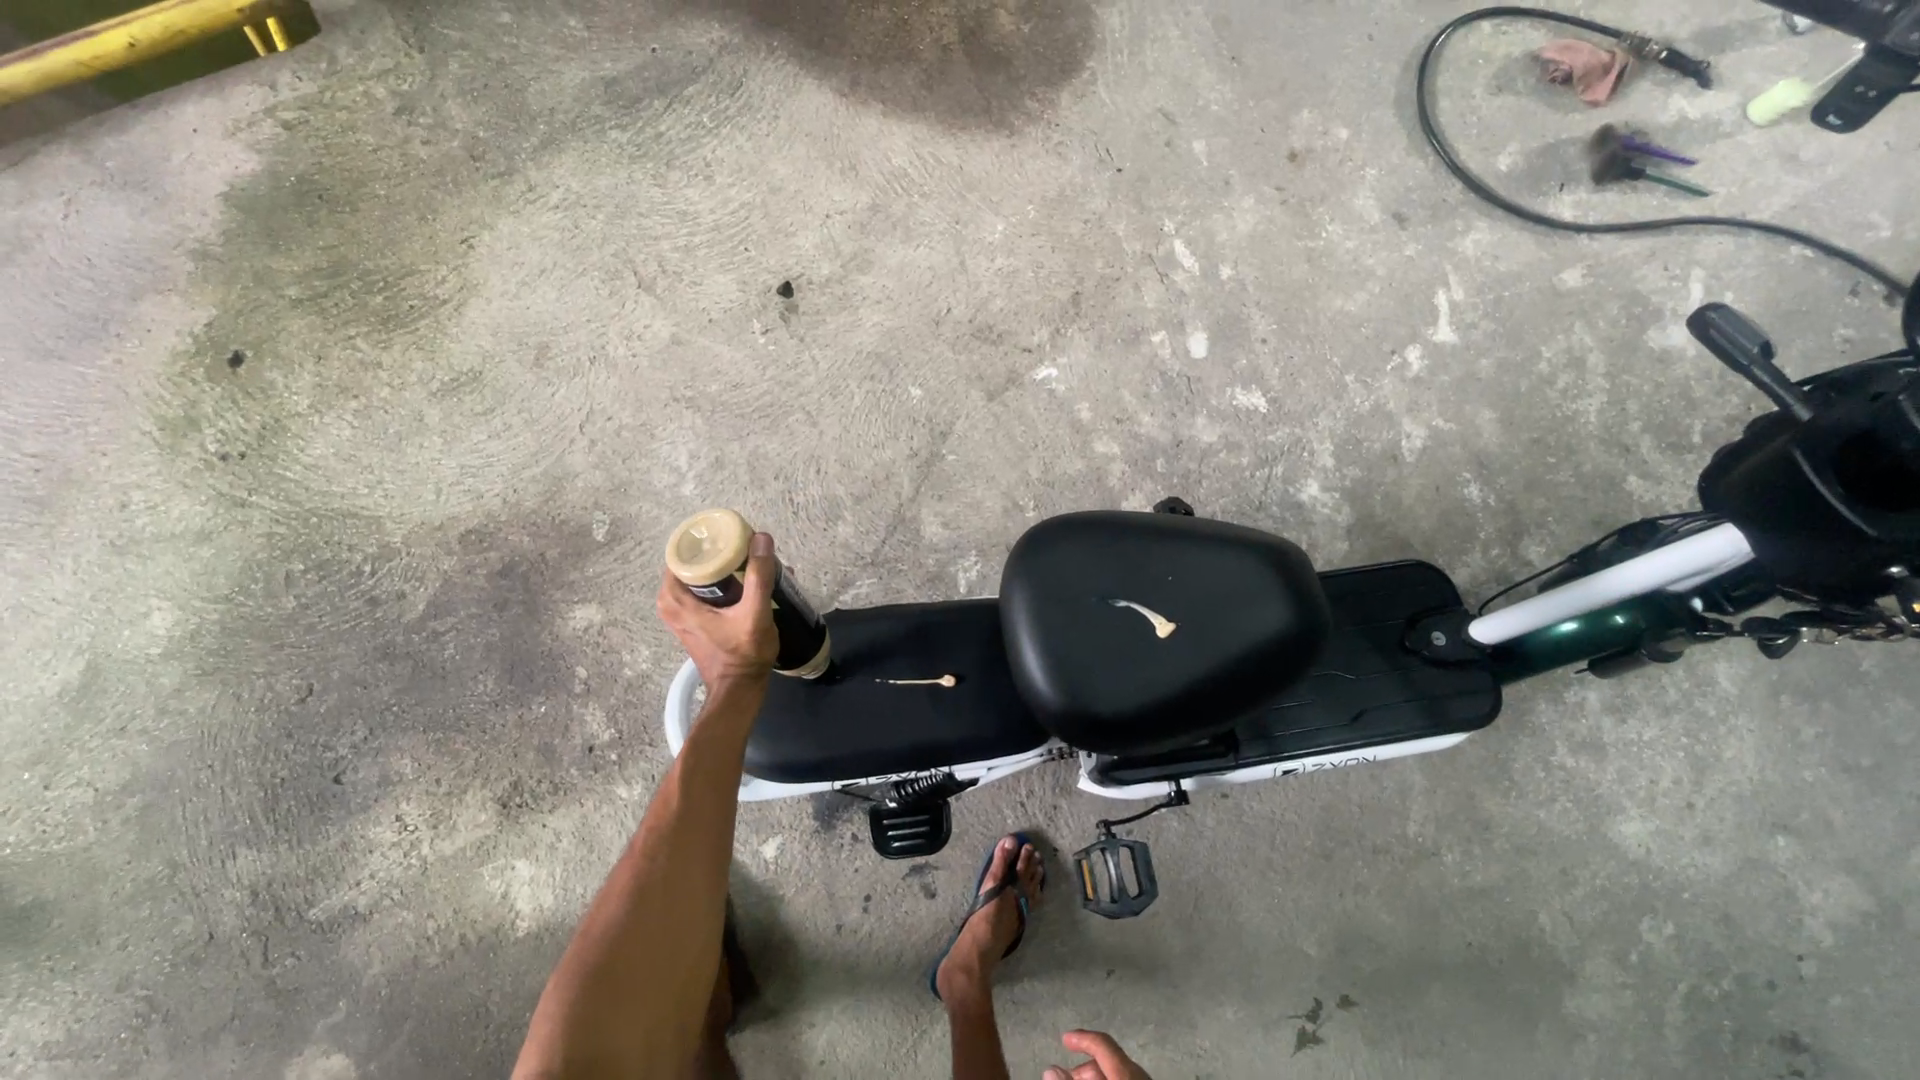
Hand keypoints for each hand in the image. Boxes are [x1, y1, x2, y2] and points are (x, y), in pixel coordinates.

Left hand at [656, 532, 779, 687]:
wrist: (739, 689)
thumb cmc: (743, 653)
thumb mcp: (755, 612)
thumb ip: (759, 575)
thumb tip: (761, 537)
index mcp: (674, 597)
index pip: (684, 551)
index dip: (710, 540)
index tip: (735, 536)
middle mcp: (669, 603)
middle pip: (694, 563)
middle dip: (721, 553)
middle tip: (748, 550)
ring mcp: (678, 613)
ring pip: (700, 577)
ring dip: (723, 568)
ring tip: (751, 565)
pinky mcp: (691, 621)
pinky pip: (702, 590)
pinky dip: (721, 583)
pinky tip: (745, 583)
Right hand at [1042, 1030, 1152, 1079]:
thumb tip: (1049, 1069)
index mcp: (1126, 1070)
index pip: (1103, 1042)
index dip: (1082, 1037)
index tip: (1064, 1038)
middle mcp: (1139, 1072)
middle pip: (1109, 1059)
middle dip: (1084, 1065)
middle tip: (1064, 1074)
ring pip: (1117, 1071)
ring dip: (1094, 1075)